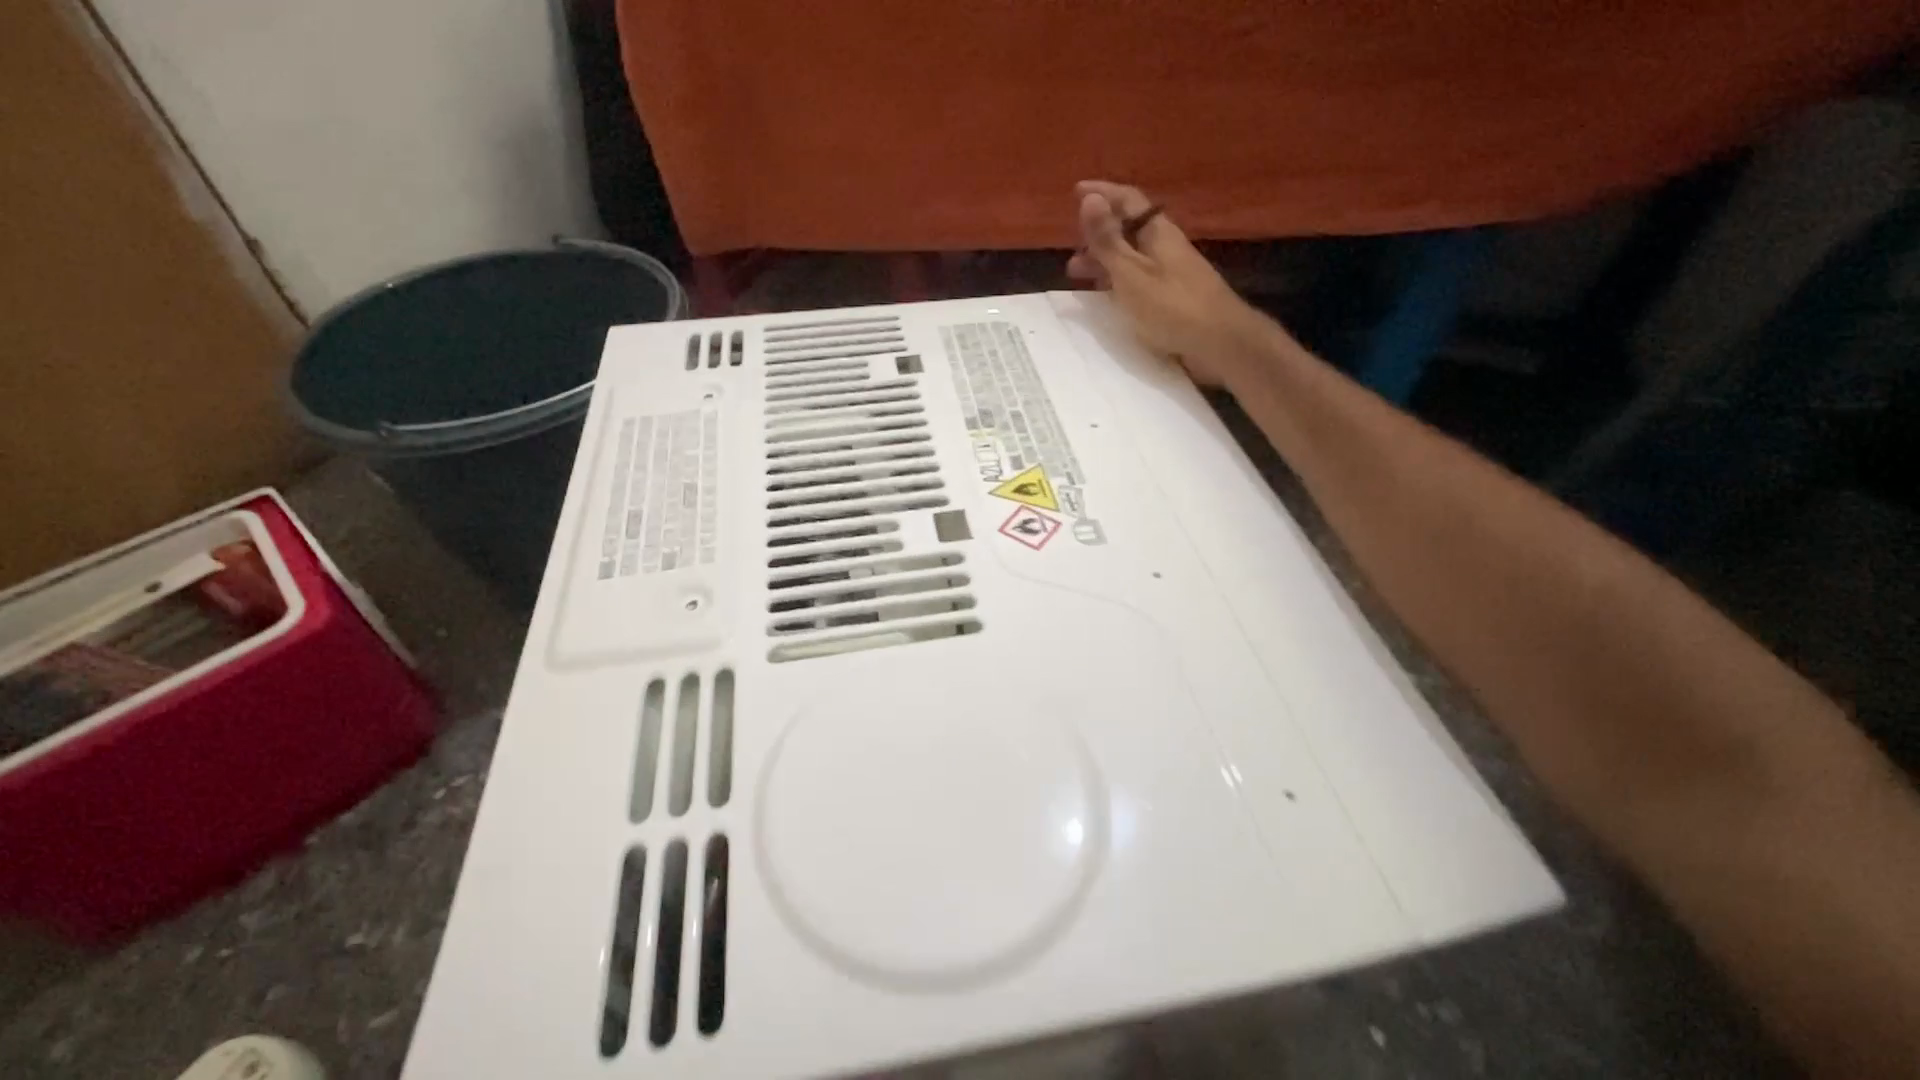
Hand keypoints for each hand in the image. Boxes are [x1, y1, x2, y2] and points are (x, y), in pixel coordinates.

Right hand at [1065, 180, 1271, 386]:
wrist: (1220, 344)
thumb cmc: (1172, 306)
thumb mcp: (1132, 273)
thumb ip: (1108, 240)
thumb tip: (1089, 198)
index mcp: (1158, 233)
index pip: (1128, 200)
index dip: (1102, 193)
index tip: (1076, 191)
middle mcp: (1165, 247)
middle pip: (1129, 230)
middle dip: (1098, 234)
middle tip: (1071, 249)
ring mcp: (1171, 274)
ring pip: (1131, 257)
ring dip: (1104, 261)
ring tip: (1079, 276)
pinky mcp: (1173, 299)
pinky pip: (1138, 281)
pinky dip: (1117, 282)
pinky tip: (1107, 297)